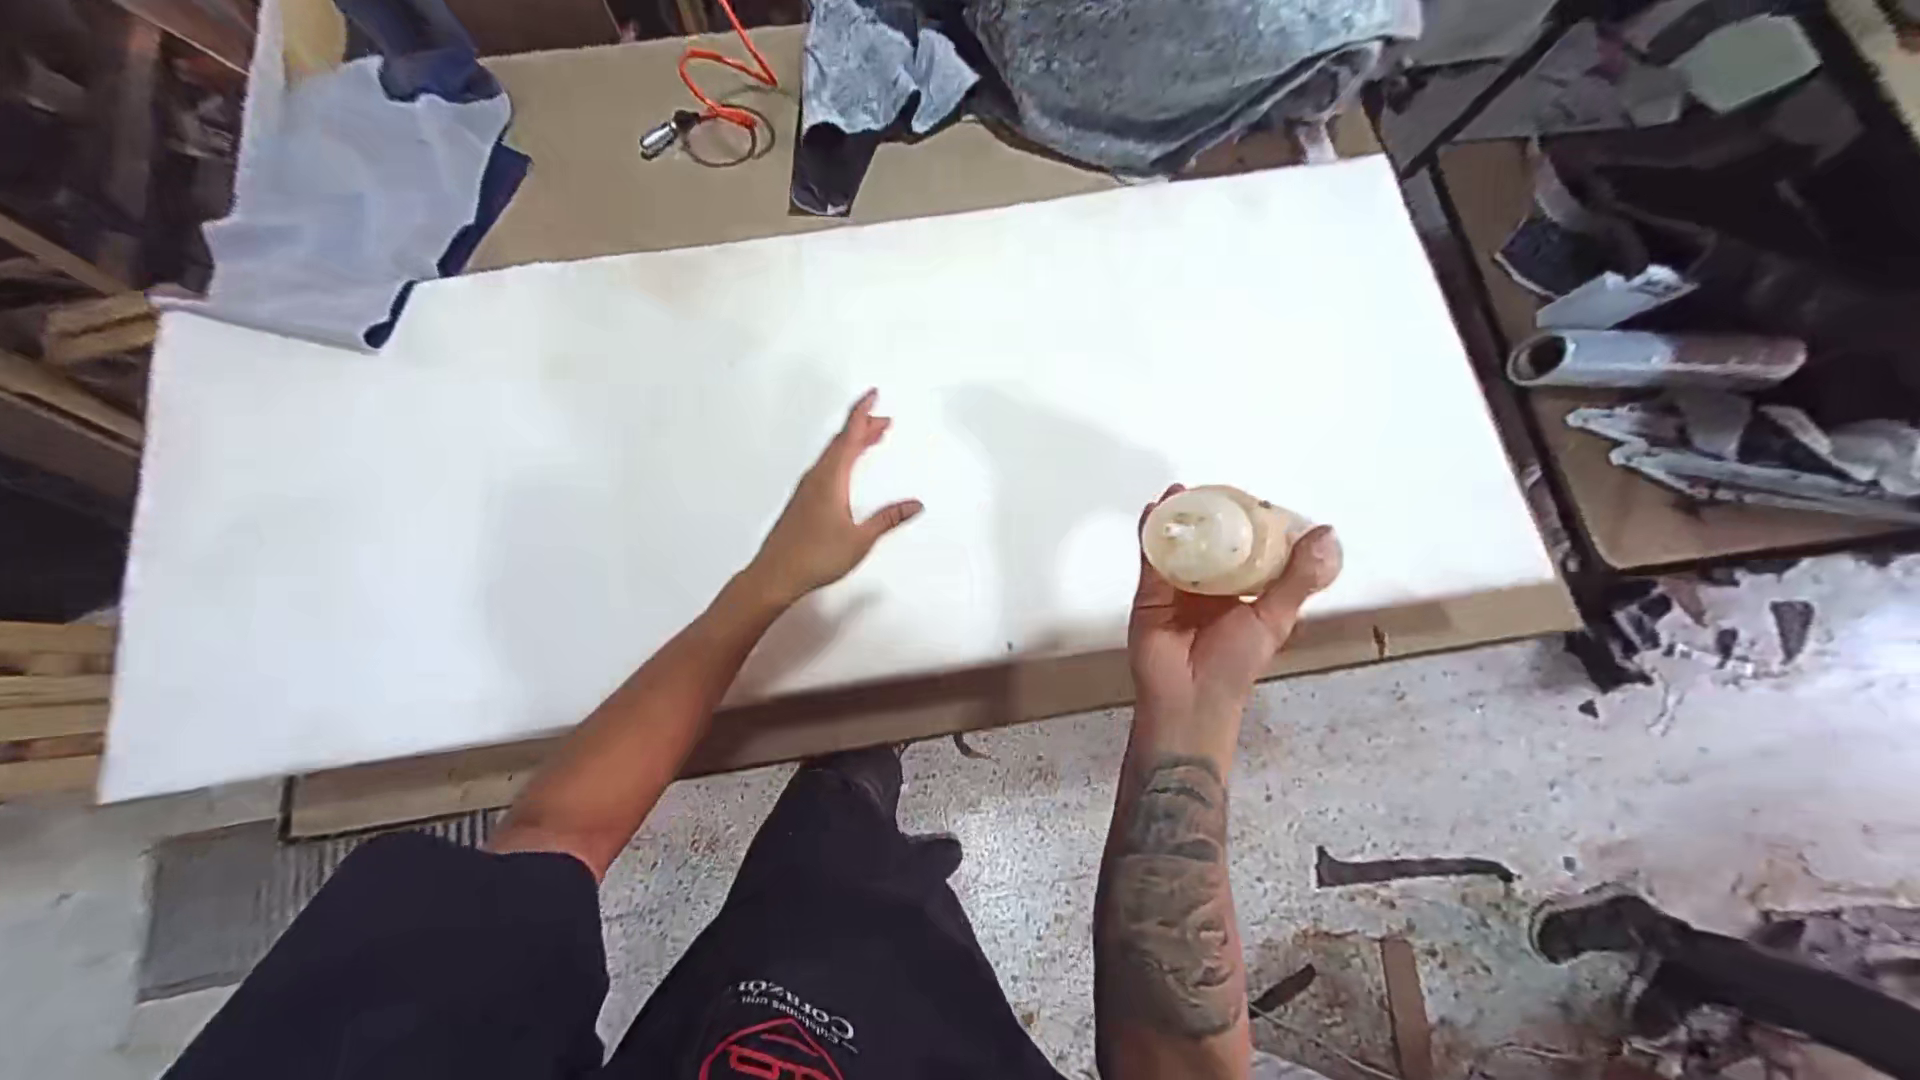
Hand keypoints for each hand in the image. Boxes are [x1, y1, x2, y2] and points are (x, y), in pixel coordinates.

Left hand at [744, 389, 923, 606]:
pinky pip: (826, 467)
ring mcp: (807, 489)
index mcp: (830, 479)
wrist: (775, 575)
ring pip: (833, 454)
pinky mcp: (803, 501)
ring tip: (871, 439)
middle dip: (863, 426)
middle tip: (882, 419)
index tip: (872, 395)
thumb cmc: (813, 557)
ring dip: (853, 442)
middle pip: (841, 442)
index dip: (862, 413)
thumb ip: (888, 519)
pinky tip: (848, 470)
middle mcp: (816, 478)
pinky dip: (842, 458)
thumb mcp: (860, 539)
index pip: (849, 436)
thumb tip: (913, 505)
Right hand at [1128, 485, 1341, 721]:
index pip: (1248, 550)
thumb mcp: (1274, 618)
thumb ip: (1297, 577)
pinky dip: (1150, 532)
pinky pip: (1150, 556)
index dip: (1250, 525)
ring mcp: (1177, 587)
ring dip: (1178, 518)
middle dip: (1210, 517)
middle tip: (1214, 490)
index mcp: (1243, 593)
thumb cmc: (1235, 663)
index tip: (1253, 500)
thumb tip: (1327, 532)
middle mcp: (1210, 586)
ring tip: (1181, 491)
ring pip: (1179, 545)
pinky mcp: (1150, 591)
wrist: (1189, 694)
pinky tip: (1154, 509)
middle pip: (1210, 543)